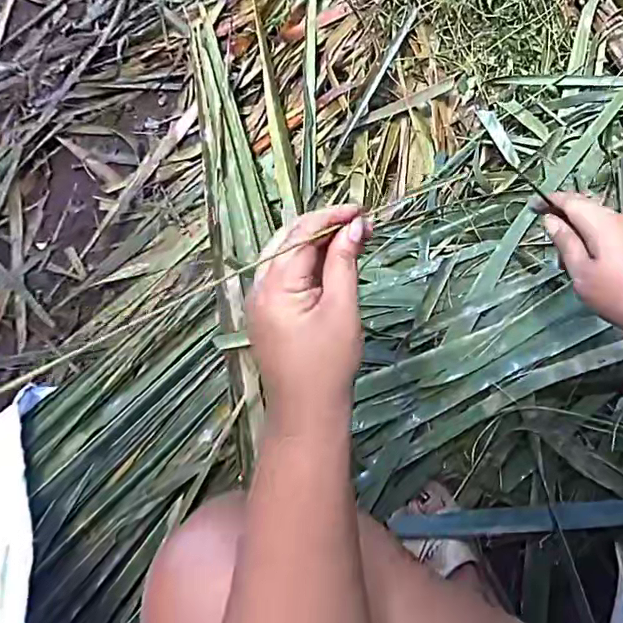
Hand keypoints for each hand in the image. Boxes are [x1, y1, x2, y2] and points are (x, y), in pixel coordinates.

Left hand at [247, 205, 367, 429]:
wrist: (307, 410)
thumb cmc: (329, 362)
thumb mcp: (342, 308)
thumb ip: (345, 262)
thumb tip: (355, 227)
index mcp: (274, 284)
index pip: (302, 235)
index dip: (333, 218)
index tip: (363, 212)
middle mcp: (258, 286)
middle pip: (290, 239)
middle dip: (325, 226)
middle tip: (362, 225)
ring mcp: (260, 300)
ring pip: (286, 254)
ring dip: (318, 242)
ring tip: (352, 238)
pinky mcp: (268, 311)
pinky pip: (286, 274)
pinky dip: (310, 262)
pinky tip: (332, 262)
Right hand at [540, 192, 622, 346]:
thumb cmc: (622, 297)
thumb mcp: (583, 274)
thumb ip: (567, 244)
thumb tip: (552, 221)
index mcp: (603, 221)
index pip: (572, 201)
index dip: (551, 202)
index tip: (533, 207)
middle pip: (590, 209)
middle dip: (568, 220)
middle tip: (555, 244)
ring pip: (606, 224)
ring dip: (586, 234)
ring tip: (577, 264)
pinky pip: (621, 235)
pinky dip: (604, 243)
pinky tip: (604, 268)